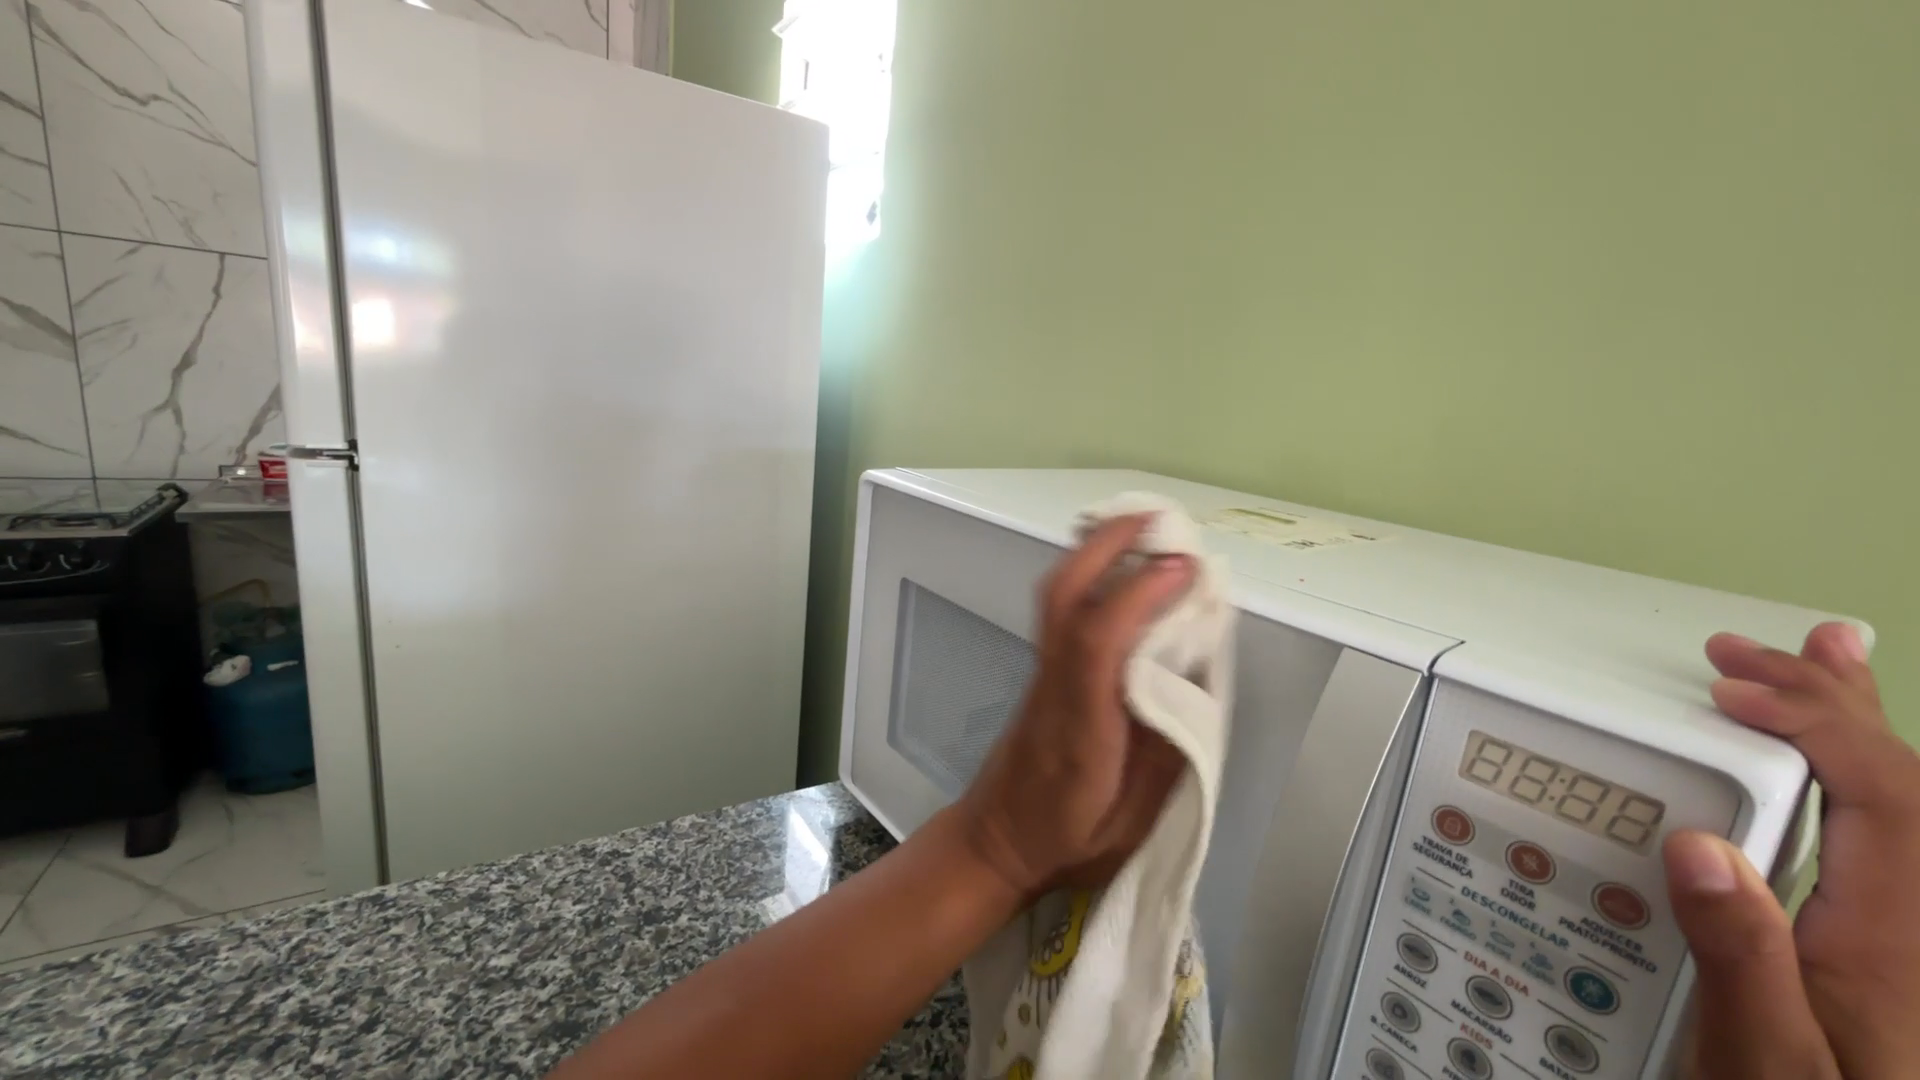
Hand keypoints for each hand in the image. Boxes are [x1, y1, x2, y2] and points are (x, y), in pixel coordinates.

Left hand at [953, 514, 1195, 901]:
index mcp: (1082, 728)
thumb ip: (1166, 757)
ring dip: (1094, 552)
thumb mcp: (1132, 822)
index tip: (1183, 567)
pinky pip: (1061, 609)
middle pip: (1063, 598)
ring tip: (1139, 528)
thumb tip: (1195, 688)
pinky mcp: (1041, 673)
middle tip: (1154, 516)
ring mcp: (1041, 675)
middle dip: (1105, 547)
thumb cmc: (1065, 840)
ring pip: (1055, 597)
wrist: (994, 840)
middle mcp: (1055, 687)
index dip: (1138, 595)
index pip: (1097, 643)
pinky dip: (1088, 574)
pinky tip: (1118, 568)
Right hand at [1663, 622, 1919, 1078]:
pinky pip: (1877, 825)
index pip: (1887, 798)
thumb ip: (1740, 954)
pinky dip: (1845, 768)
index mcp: (1898, 941)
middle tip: (1767, 649)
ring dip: (1846, 722)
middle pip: (1902, 784)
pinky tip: (1819, 759)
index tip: (1734, 690)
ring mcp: (1898, 926)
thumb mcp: (1765, 1056)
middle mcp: (1914, 922)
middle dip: (1834, 702)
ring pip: (1897, 800)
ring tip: (1811, 666)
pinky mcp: (1874, 935)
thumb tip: (1700, 848)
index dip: (1819, 725)